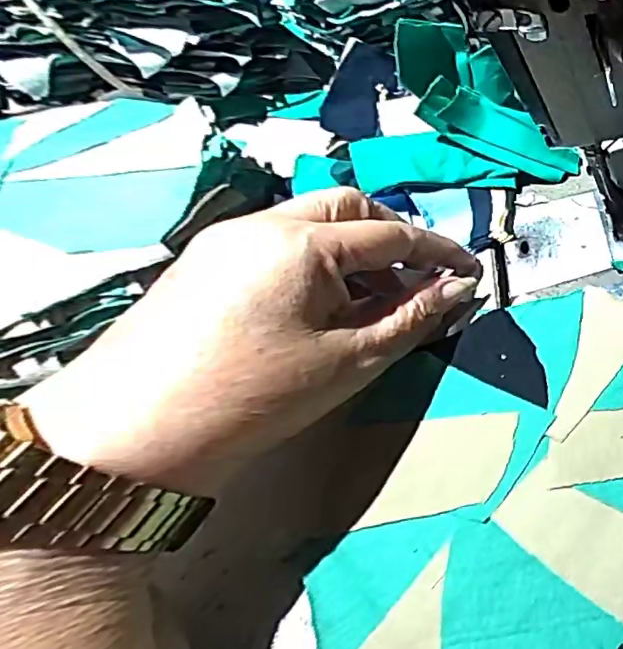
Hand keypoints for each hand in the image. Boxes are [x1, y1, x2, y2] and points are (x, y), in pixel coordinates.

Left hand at [23, 188, 482, 496]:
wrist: (125, 441)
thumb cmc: (254, 394)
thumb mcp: (357, 355)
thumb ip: (418, 313)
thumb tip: (459, 287)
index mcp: (300, 245)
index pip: (395, 234)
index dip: (443, 252)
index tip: (471, 273)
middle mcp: (259, 229)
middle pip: (351, 207)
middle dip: (398, 236)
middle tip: (424, 276)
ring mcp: (225, 244)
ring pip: (315, 222)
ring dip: (360, 249)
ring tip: (380, 298)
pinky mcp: (205, 265)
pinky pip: (283, 243)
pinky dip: (323, 261)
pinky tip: (335, 303)